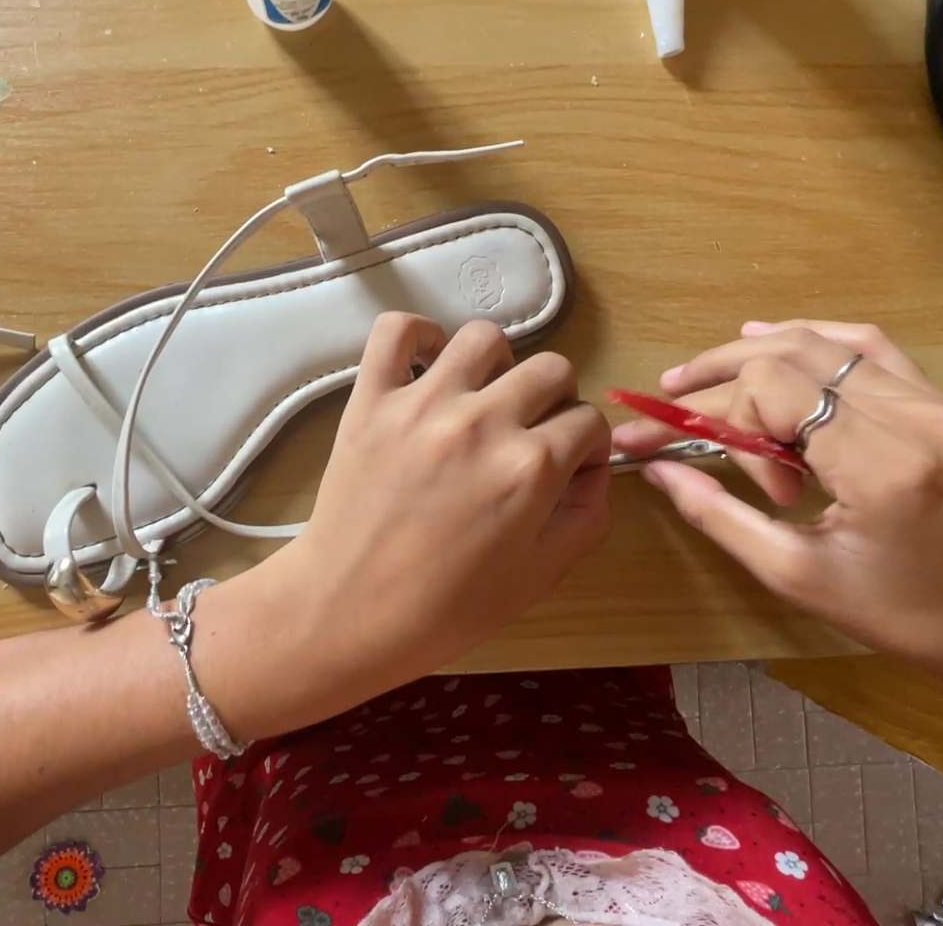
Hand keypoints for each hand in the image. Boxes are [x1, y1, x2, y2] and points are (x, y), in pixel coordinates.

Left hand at [241, 313, 610, 724]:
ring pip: (484, 338)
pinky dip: (418, 336)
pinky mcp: (371, 399)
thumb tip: (594, 465)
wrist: (348, 611)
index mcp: (530, 468)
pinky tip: (429, 365)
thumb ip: (586, 514)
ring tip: (482, 398)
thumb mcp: (540, 575)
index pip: (588, 422)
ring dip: (498, 365)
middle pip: (551, 370)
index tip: (567, 466)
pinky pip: (396, 331)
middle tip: (529, 433)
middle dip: (555, 402)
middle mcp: (483, 423)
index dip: (586, 447)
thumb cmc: (446, 607)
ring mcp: (422, 404)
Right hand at [613, 320, 942, 715]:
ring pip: (824, 342)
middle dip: (720, 379)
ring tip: (700, 373)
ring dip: (754, 352)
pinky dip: (810, 339)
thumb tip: (658, 468)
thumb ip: (718, 515)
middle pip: (790, 356)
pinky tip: (770, 339)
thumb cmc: (910, 619)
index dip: (729, 420)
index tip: (751, 481)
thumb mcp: (798, 577)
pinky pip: (868, 348)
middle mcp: (914, 416)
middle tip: (669, 404)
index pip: (773, 388)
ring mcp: (936, 402)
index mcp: (882, 465)